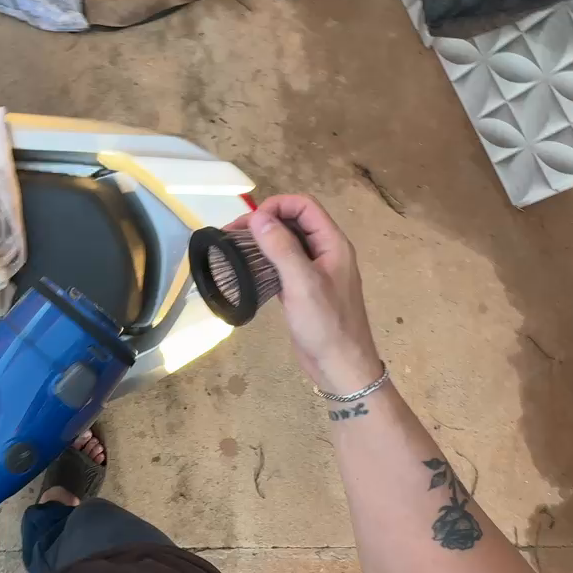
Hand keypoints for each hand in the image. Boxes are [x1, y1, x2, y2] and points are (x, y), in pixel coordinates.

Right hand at [246, 195, 383, 394]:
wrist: (340, 366)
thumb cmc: (326, 324)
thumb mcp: (302, 283)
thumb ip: (281, 247)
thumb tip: (257, 218)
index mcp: (333, 244)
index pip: (304, 206)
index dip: (276, 206)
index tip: (249, 222)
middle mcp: (325, 252)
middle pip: (294, 221)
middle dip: (264, 221)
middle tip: (232, 234)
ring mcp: (314, 271)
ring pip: (286, 242)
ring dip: (261, 241)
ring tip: (233, 249)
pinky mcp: (303, 288)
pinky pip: (282, 264)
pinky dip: (264, 260)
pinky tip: (246, 270)